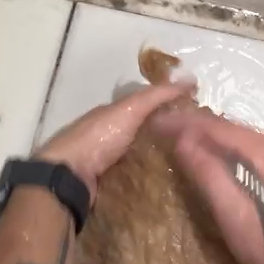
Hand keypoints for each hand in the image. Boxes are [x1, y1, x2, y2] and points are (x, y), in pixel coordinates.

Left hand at [32, 79, 195, 191]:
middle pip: (142, 131)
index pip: (145, 105)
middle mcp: (108, 134)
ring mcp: (105, 160)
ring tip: (186, 165)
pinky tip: (165, 182)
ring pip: (137, 156)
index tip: (194, 116)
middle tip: (194, 144)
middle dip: (165, 136)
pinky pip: (132, 177)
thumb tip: (189, 80)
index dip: (168, 107)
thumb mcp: (130, 109)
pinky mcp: (106, 183)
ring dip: (157, 159)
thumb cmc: (99, 137)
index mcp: (112, 113)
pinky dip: (146, 178)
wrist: (69, 177)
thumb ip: (157, 96)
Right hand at [153, 109, 263, 263]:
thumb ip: (206, 171)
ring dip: (211, 136)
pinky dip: (228, 148)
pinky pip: (251, 148)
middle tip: (164, 129)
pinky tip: (212, 154)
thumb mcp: (230, 212)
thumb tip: (181, 138)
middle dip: (196, 126)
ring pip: (240, 137)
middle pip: (230, 128)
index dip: (184, 122)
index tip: (157, 122)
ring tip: (181, 139)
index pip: (218, 127)